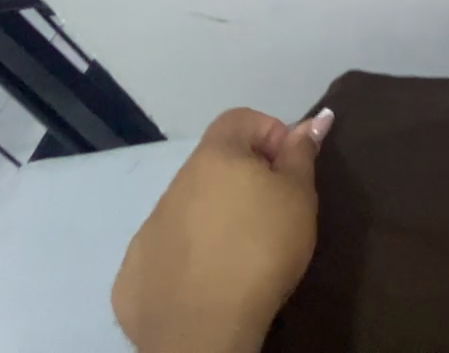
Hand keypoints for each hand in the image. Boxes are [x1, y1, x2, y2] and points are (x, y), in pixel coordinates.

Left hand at [112, 107, 333, 352]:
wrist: (205, 330)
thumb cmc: (264, 247)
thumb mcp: (300, 193)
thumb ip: (303, 151)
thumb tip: (316, 117)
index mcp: (214, 158)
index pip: (240, 119)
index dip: (270, 133)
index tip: (287, 166)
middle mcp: (174, 186)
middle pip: (215, 163)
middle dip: (246, 177)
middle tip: (274, 208)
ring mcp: (147, 231)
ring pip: (190, 206)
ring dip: (217, 214)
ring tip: (244, 248)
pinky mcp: (132, 275)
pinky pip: (168, 248)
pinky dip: (191, 253)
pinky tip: (213, 278)